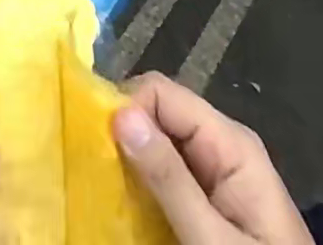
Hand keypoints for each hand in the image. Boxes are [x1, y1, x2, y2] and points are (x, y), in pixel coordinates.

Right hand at [113, 73, 311, 244]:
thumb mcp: (212, 239)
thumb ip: (168, 178)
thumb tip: (120, 114)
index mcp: (229, 140)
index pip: (164, 92)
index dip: (127, 108)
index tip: (97, 147)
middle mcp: (221, 142)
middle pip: (160, 113)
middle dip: (126, 134)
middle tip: (93, 171)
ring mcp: (216, 169)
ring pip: (160, 142)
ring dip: (131, 160)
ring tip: (101, 186)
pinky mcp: (210, 196)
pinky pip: (169, 171)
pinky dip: (143, 182)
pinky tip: (124, 203)